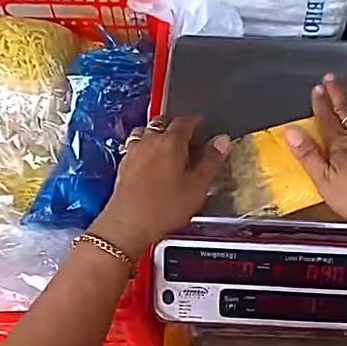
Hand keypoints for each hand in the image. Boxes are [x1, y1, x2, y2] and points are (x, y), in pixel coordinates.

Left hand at [89, 114, 228, 259]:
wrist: (128, 224)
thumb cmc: (163, 207)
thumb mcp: (197, 186)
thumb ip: (211, 161)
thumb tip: (223, 141)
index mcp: (171, 142)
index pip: (185, 122)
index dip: (196, 121)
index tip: (202, 123)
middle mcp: (149, 141)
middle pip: (163, 123)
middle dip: (176, 127)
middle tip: (189, 136)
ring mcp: (134, 152)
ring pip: (146, 132)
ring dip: (158, 135)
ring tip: (169, 146)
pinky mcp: (124, 165)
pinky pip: (136, 146)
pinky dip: (146, 148)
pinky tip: (151, 161)